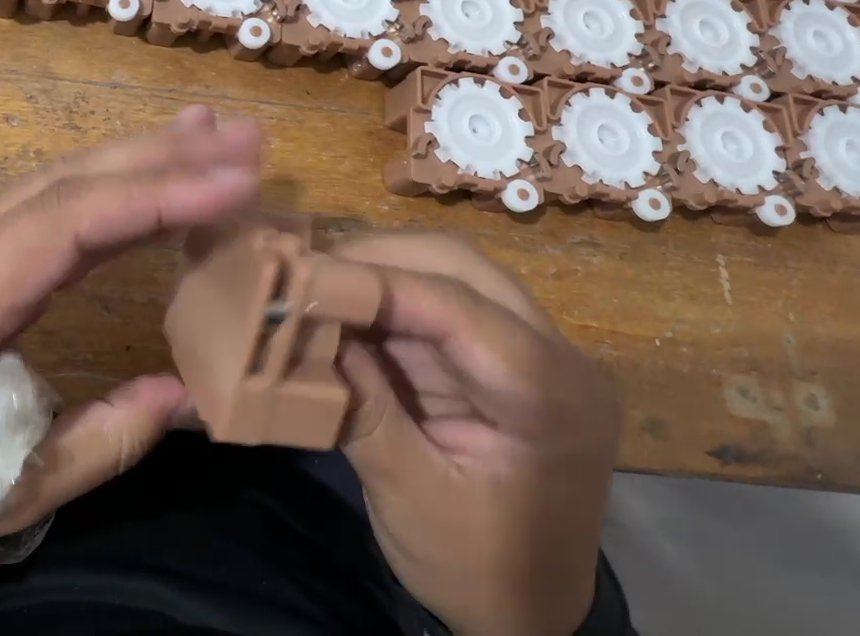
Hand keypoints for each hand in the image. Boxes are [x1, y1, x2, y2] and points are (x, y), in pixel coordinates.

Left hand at [0, 106, 261, 575]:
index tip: (234, 185)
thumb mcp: (6, 489)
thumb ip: (100, 441)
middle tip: (244, 140)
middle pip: (65, 183)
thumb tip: (185, 395)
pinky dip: (102, 184)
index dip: (153, 197)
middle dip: (158, 156)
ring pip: (55, 182)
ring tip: (210, 136)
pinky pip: (42, 206)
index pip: (66, 224)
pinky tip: (141, 176)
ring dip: (134, 155)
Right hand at [332, 234, 618, 635]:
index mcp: (550, 397)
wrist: (531, 616)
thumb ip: (362, 406)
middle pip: (460, 266)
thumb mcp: (408, 495)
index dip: (374, 281)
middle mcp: (558, 356)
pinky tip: (349, 313)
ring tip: (319, 290)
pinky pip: (445, 301)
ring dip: (381, 272)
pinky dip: (391, 299)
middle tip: (306, 276)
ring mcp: (537, 352)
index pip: (456, 305)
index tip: (302, 275)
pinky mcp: (508, 357)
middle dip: (376, 260)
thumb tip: (307, 328)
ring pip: (452, 271)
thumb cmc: (476, 568)